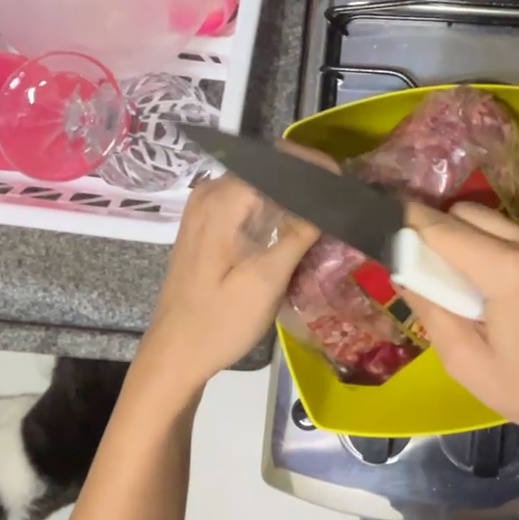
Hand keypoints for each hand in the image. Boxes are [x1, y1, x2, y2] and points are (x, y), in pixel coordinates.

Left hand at [140, 142, 334, 389]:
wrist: (173, 357)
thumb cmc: (219, 322)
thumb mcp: (266, 281)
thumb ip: (298, 234)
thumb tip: (331, 200)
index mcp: (223, 200)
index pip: (279, 162)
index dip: (315, 166)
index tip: (344, 184)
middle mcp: (210, 193)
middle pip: (269, 168)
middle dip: (306, 178)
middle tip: (341, 199)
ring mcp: (205, 208)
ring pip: (260, 183)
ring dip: (292, 193)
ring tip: (327, 211)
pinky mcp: (206, 224)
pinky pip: (248, 199)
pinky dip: (275, 206)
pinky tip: (297, 226)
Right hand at [400, 202, 518, 457]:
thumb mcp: (466, 362)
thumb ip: (431, 309)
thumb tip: (403, 272)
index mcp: (508, 270)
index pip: (444, 229)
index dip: (408, 223)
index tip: (378, 221)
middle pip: (464, 213)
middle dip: (433, 228)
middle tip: (411, 261)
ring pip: (485, 218)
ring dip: (458, 234)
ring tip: (441, 273)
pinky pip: (504, 232)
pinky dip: (481, 242)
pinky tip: (473, 278)